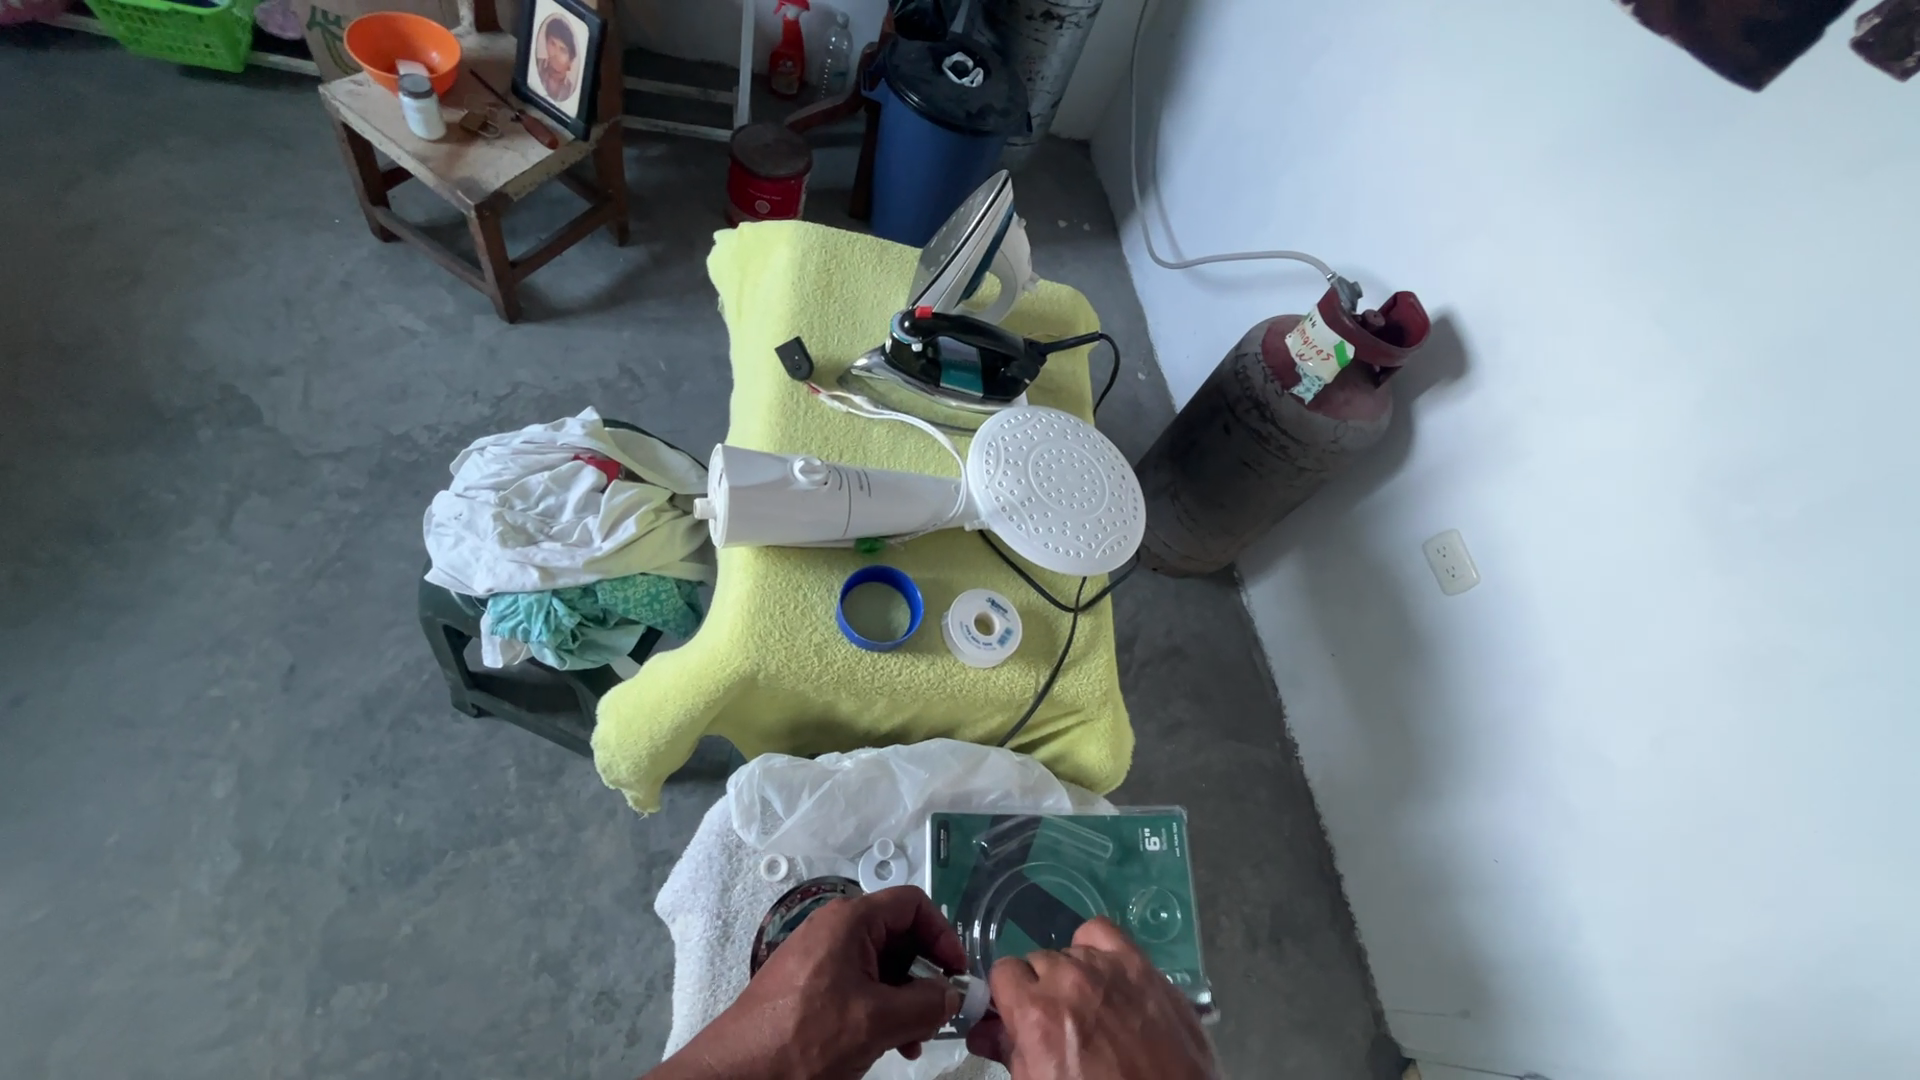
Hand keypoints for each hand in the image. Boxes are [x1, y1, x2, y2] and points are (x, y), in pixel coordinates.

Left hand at [654, 886, 967, 1079]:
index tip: (957, 976)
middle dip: (924, 975)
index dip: (942, 935)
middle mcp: (836, 927)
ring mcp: (820, 956)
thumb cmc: (806, 1038)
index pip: (913, 904)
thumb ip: (924, 1004)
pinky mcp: (809, 985)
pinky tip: (886, 1044)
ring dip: (905, 998)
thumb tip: (953, 994)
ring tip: (912, 1042)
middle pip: (898, 934)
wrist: (734, 1077)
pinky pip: (858, 983)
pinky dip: (880, 1007)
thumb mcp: (875, 1022)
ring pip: (880, 964)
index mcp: (851, 919)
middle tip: (938, 1015)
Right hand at [965, 917, 1213, 1079]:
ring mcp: (1106, 968)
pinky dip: (1095, 946)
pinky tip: (1102, 973)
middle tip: (1060, 1024)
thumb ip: (1008, 1051)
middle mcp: (1068, 980)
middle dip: (1042, 989)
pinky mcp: (1140, 965)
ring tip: (1091, 1009)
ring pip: (1069, 951)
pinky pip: (1101, 931)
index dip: (1010, 997)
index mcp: (1036, 1013)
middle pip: (1037, 961)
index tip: (1021, 1016)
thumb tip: (981, 1030)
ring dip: (1072, 974)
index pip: (1003, 972)